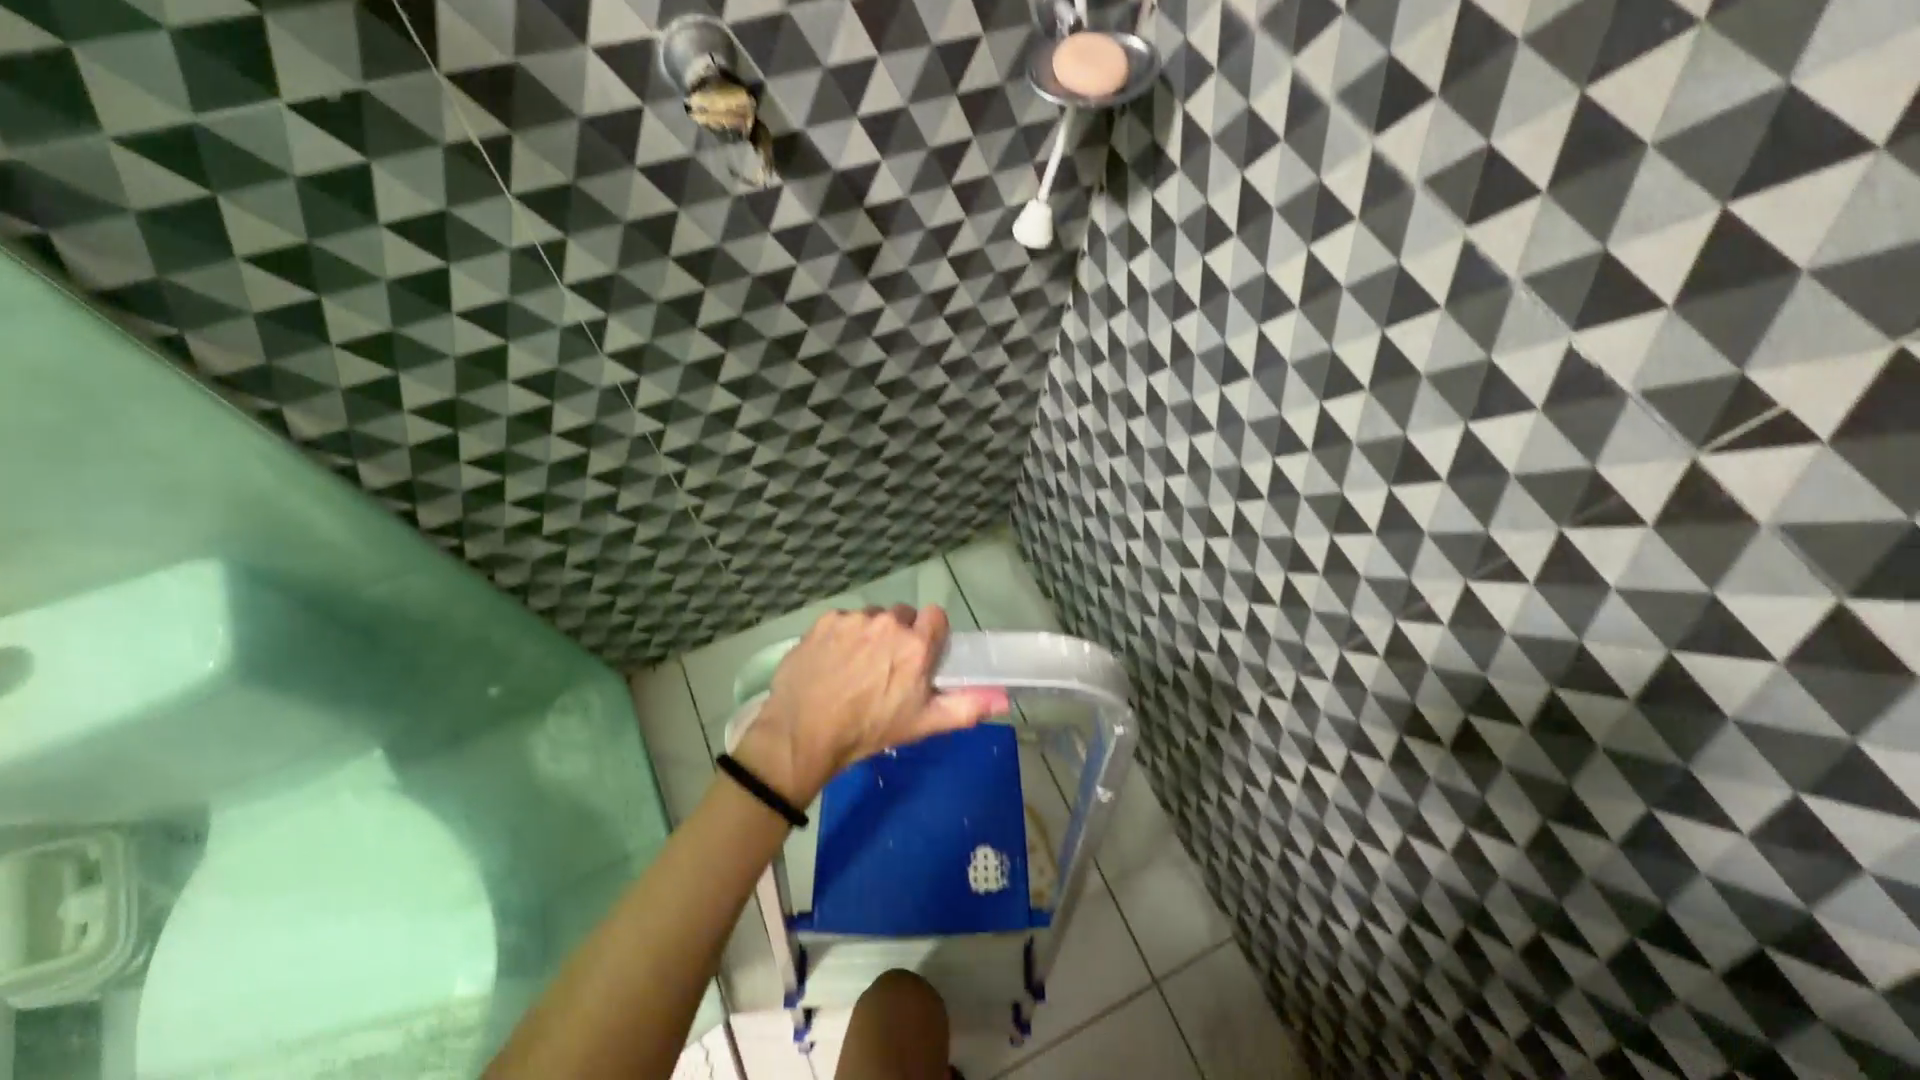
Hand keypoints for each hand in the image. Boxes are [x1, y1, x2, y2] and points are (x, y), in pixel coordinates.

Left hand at [732, 605, 1009, 806]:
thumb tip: (1004, 697)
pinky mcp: (824, 622)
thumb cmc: (868, 731)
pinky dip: (842, 637)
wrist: (804, 733)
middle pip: (902, 616)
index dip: (930, 636)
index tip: (920, 657)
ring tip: (856, 668)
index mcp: (915, 645)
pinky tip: (833, 663)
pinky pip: (843, 621)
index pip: (936, 617)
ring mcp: (852, 620)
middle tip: (887, 669)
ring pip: (871, 618)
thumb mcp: (923, 724)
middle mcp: (887, 623)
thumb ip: (967, 706)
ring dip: (870, 636)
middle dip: (899, 637)